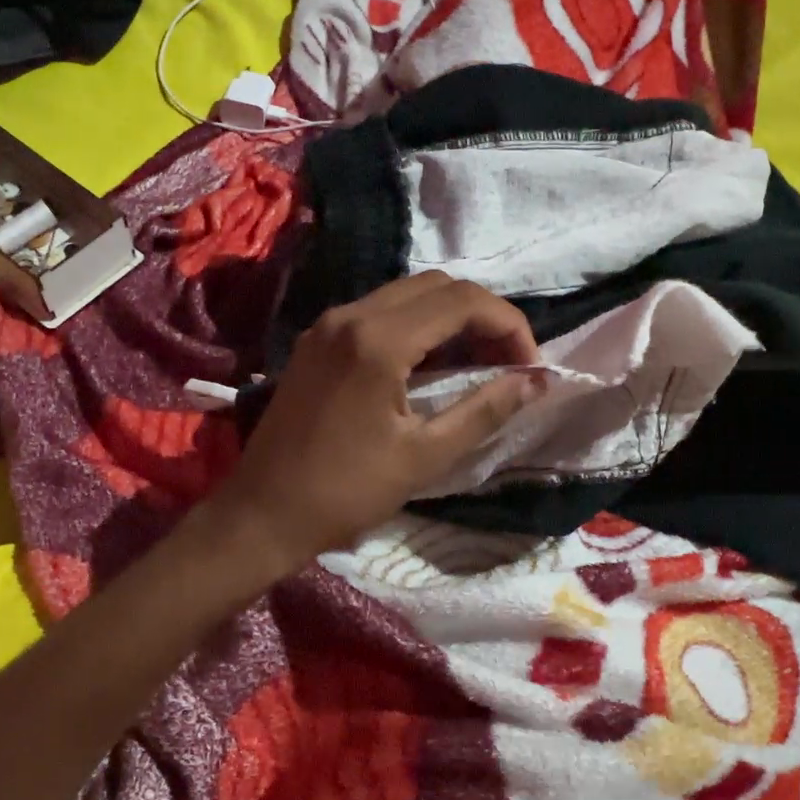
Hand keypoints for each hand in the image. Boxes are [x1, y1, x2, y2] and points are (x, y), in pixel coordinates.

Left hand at [203, 272, 539, 573]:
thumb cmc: (345, 493)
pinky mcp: (314, 342)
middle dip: (482, 315)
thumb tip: (536, 381)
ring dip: (448, 318)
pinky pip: (376, 313)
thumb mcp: (424, 456)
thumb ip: (484, 410)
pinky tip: (428, 366)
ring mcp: (326, 325)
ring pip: (405, 294)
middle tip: (506, 362)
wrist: (263, 514)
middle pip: (436, 285)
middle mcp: (350, 315)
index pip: (464, 301)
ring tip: (475, 363)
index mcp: (377, 340)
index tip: (529, 368)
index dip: (509, 326)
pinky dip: (414, 327)